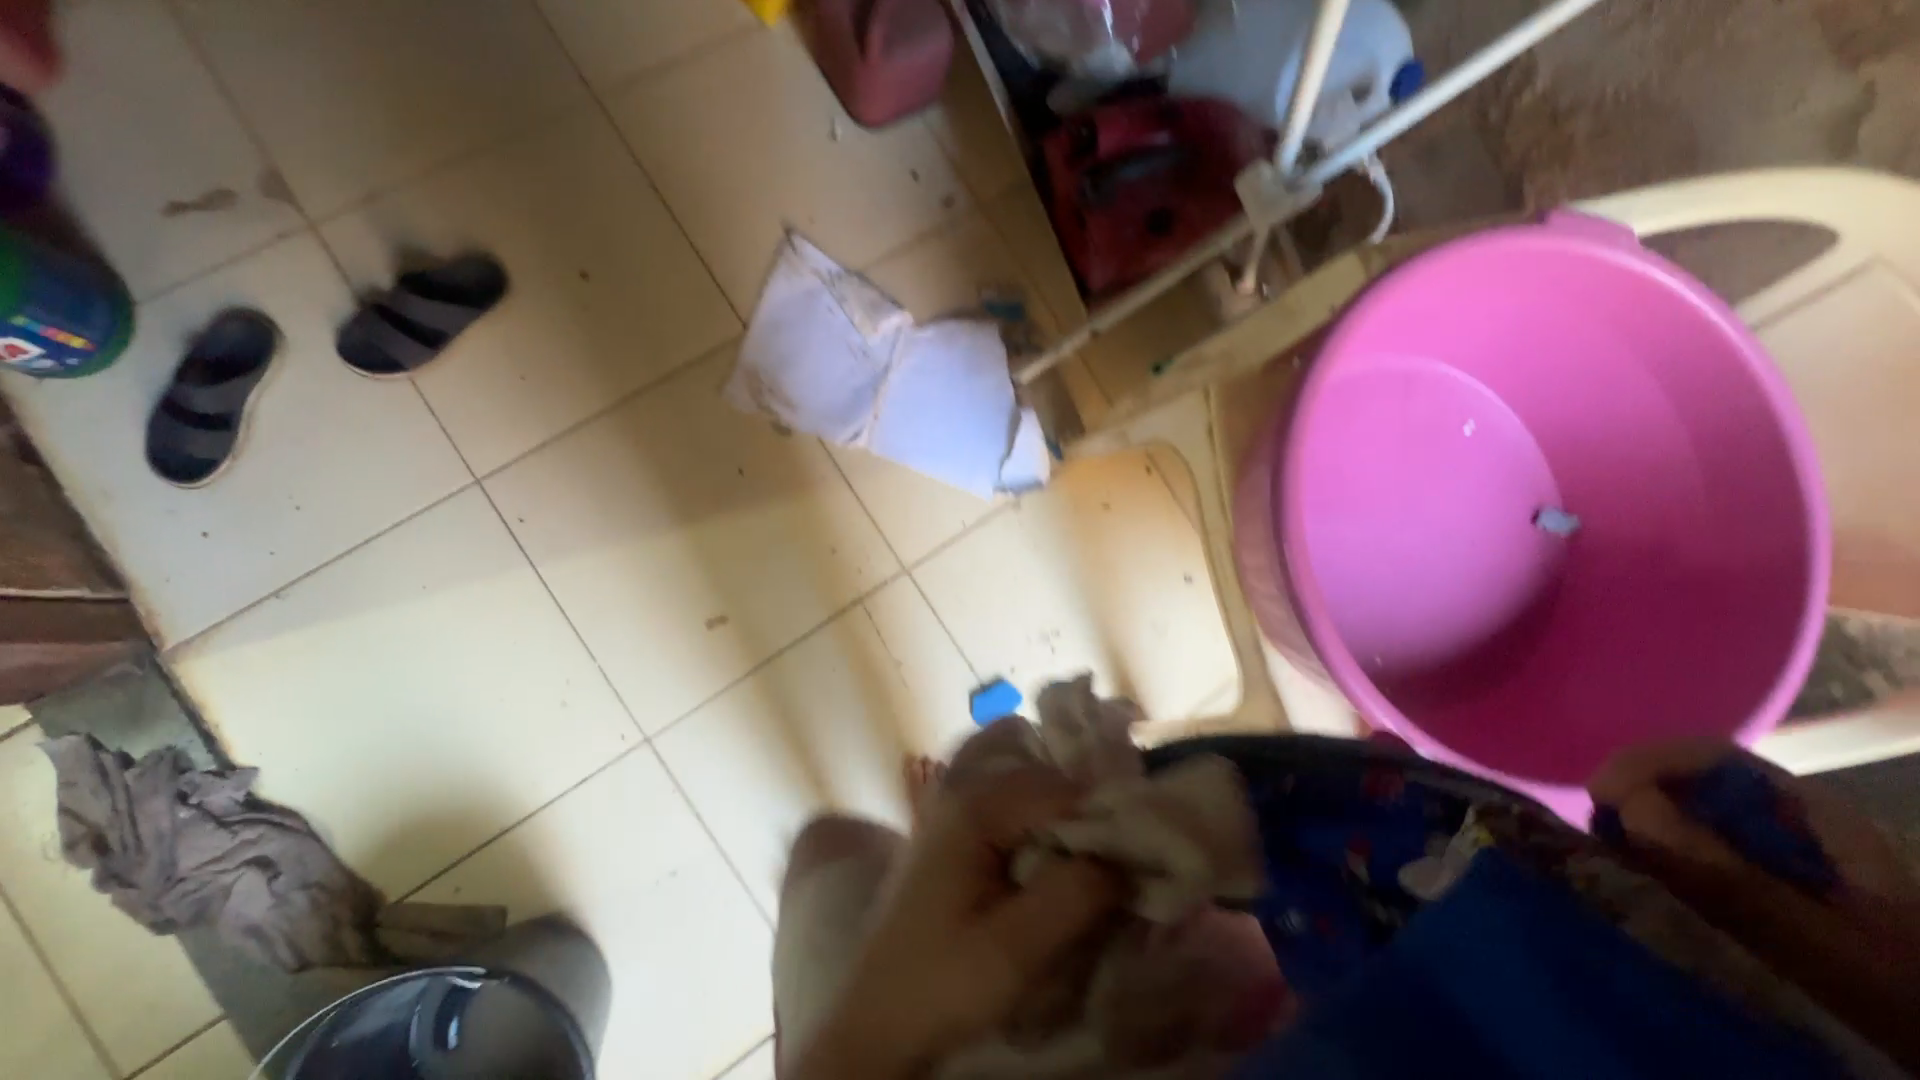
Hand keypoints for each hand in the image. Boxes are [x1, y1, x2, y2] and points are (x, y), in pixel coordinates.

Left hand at [793, 765, 1124, 1078]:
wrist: (878, 1025)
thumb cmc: (942, 985)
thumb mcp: (1016, 948)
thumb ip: (1075, 894)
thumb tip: (1127, 859)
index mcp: (974, 808)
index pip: (1064, 789)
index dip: (1107, 822)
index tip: (1139, 864)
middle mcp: (963, 796)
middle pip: (1049, 790)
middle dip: (1090, 827)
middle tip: (1120, 877)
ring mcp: (955, 818)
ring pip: (1035, 808)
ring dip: (1069, 840)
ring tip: (1094, 886)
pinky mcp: (956, 845)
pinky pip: (1015, 828)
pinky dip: (1044, 848)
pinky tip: (1056, 886)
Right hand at [1590, 739, 1919, 1068]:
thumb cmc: (1891, 988)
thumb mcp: (1815, 940)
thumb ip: (1726, 876)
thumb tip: (1630, 806)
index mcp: (1814, 813)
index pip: (1711, 756)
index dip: (1646, 763)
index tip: (1599, 795)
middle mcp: (1785, 817)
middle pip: (1689, 777)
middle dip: (1633, 789)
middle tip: (1592, 823)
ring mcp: (1766, 848)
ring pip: (1682, 808)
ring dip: (1635, 818)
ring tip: (1601, 844)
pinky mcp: (1750, 880)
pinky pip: (1686, 846)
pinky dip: (1649, 849)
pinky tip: (1631, 869)